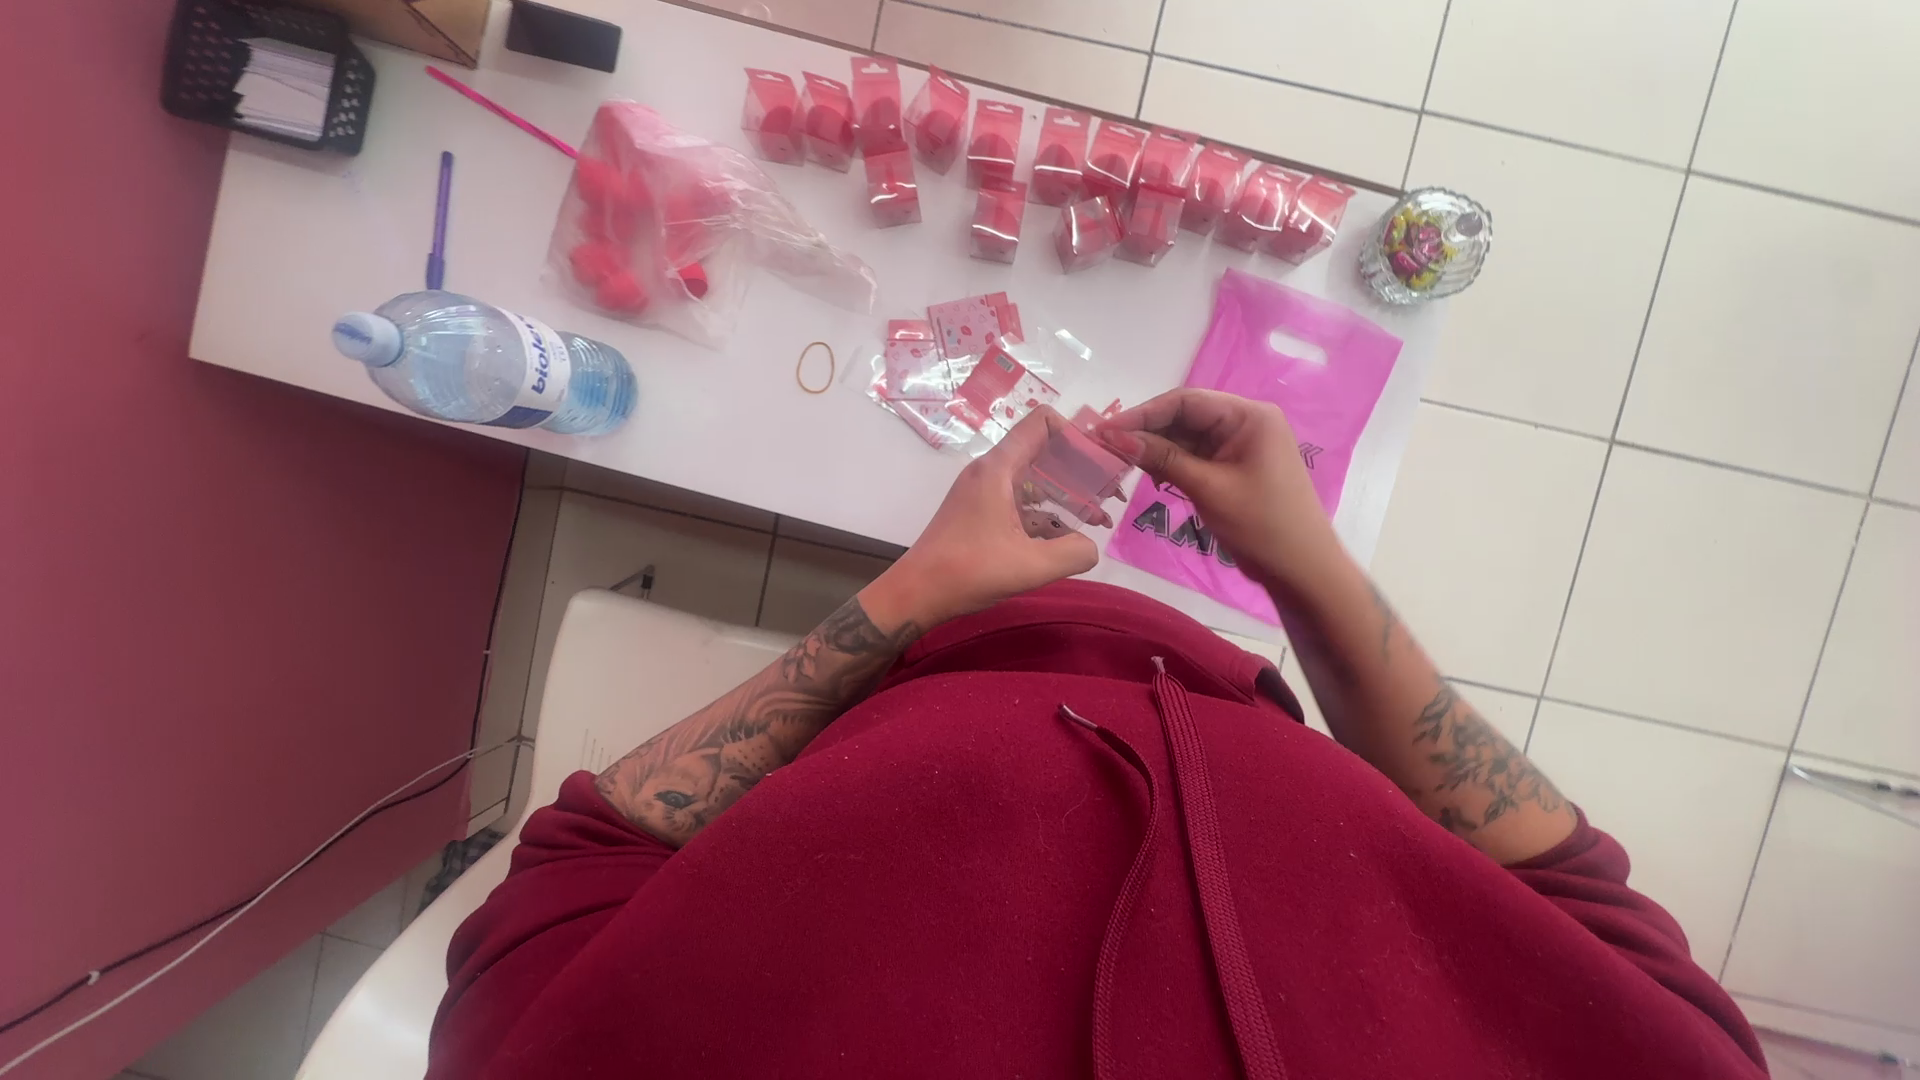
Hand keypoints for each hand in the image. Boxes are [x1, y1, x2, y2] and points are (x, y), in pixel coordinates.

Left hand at [865, 406, 1101, 628]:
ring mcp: (983, 492)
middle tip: (1110, 494)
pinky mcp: (979, 512)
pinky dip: (1045, 513)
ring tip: (1096, 519)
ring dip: (1065, 495)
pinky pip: (1020, 501)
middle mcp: (990, 471)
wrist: (917, 593)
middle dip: (1080, 469)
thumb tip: (1091, 547)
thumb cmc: (968, 572)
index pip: (1042, 423)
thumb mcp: (1031, 566)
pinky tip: (1065, 538)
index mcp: (999, 469)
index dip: (1077, 434)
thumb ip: (1074, 552)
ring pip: (1033, 479)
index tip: (1102, 461)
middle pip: (1042, 451)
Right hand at [1096, 388, 1341, 595]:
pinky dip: (1170, 464)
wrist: (1301, 568)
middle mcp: (1244, 421)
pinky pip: (1194, 455)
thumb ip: (1163, 459)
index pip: (1185, 402)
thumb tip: (1116, 438)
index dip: (1141, 414)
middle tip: (1105, 447)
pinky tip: (1150, 475)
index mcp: (1248, 416)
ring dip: (1155, 449)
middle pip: (1184, 416)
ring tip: (1120, 462)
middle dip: (1145, 431)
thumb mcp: (1208, 488)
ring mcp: (1239, 444)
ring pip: (1185, 436)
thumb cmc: (1261, 524)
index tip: (1104, 430)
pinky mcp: (1233, 466)